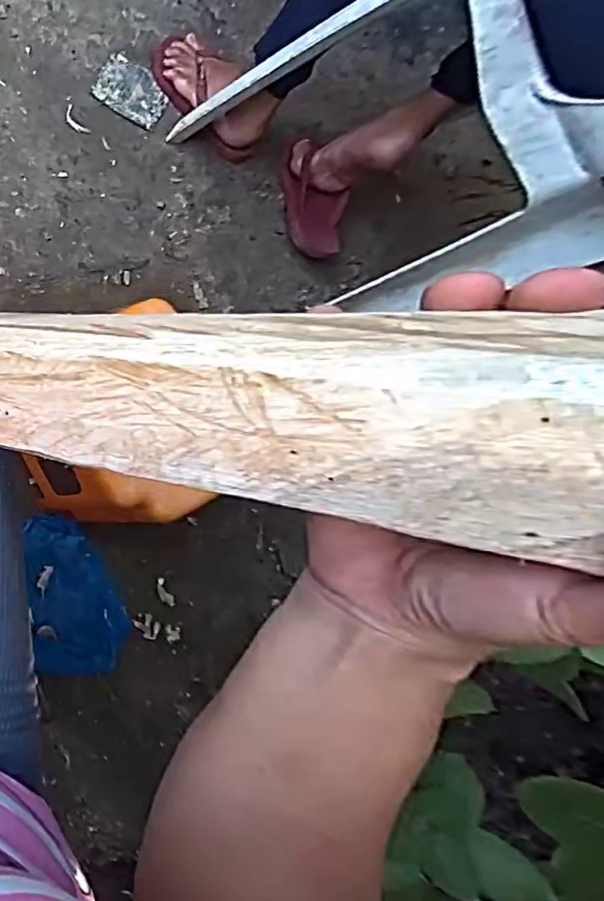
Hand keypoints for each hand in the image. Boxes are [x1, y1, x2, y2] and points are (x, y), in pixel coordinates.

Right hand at [302, 268, 603, 667]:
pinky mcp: (344, 429)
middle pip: (505, 347)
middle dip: (524, 307)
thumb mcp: (574, 602)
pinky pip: (333, 382)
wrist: (377, 610)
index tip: (591, 306)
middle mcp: (484, 423)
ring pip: (424, 351)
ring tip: (452, 294)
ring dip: (437, 313)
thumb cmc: (482, 603)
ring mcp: (409, 421)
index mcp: (554, 452)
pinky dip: (325, 345)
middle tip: (532, 291)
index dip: (588, 335)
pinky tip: (329, 321)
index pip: (579, 377)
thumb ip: (603, 591)